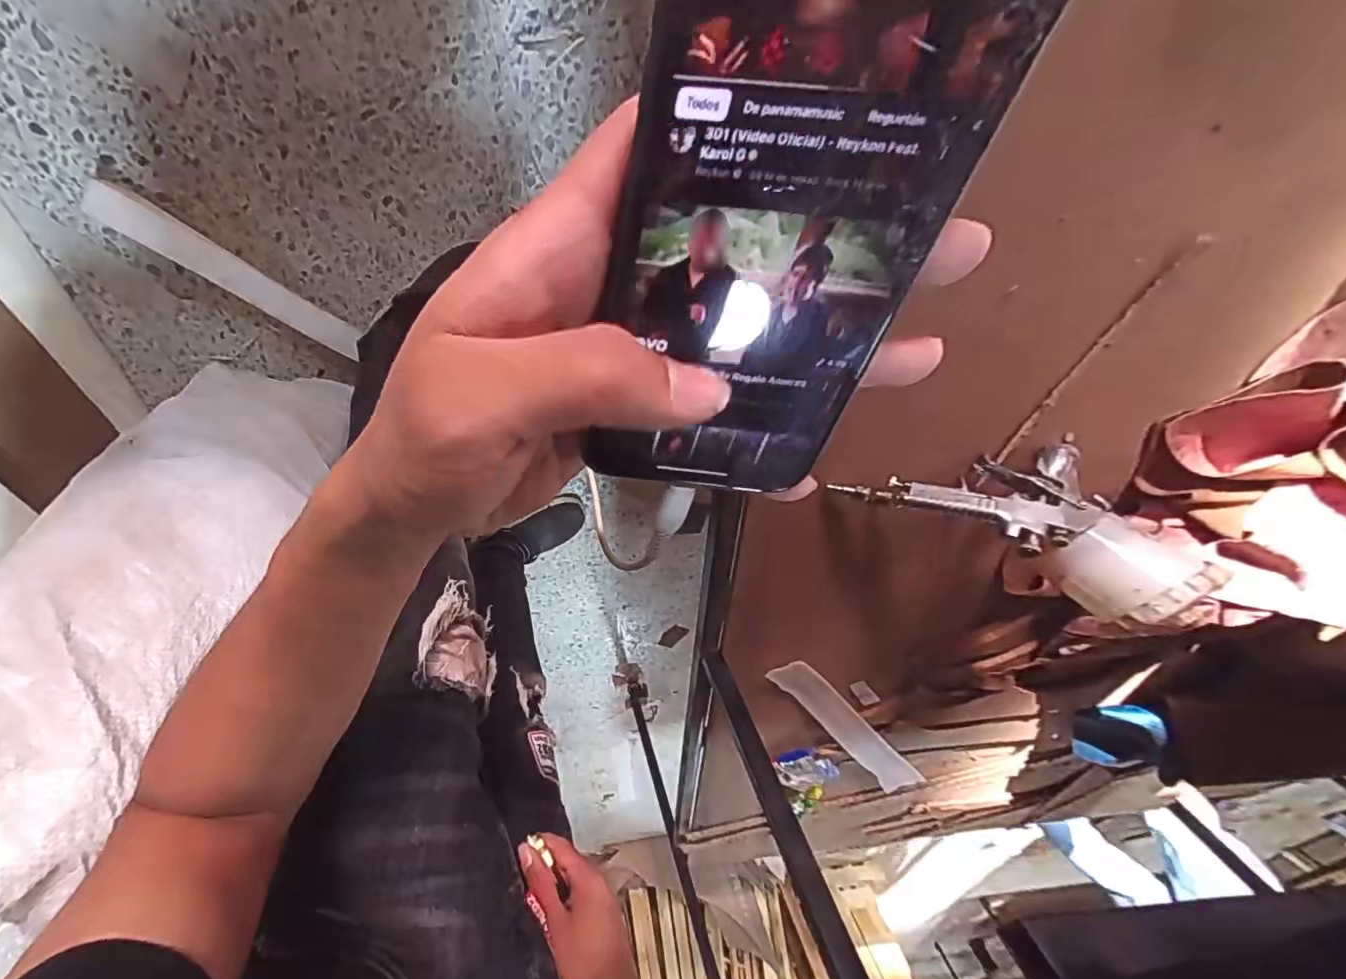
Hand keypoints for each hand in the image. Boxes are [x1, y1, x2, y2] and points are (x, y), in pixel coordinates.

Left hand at [336, 98, 992, 536]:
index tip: (824, 104)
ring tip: (915, 335)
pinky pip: (690, 403)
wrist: (410, 508)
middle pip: (708, 241)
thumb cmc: (421, 440)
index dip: (718, 115)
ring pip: (715, 329)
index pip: (634, 152)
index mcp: (547, 254)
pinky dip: (744, 423)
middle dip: (810, 233)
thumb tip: (705, 385)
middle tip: (934, 228)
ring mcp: (607, 352)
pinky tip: (809, 444)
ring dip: (804, 334)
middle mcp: (589, 289)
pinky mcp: (613, 408)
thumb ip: (585, 374)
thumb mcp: (482, 395)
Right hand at [517, 834, 652, 978]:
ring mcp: (606, 900)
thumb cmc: (582, 964)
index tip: (517, 855)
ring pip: (573, 877)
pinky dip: (566, 896)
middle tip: (522, 881)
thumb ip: (540, 882)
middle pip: (567, 859)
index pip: (559, 844)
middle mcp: (601, 883)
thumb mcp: (553, 921)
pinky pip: (581, 893)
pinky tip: (553, 915)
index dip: (536, 844)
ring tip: (534, 900)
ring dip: (553, 883)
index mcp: (589, 879)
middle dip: (544, 865)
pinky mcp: (606, 916)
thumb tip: (526, 848)